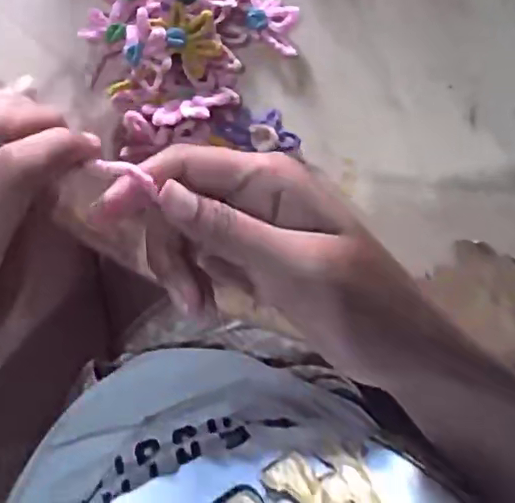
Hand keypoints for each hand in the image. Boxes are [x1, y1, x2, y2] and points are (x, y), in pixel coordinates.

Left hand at [0, 90, 96, 435]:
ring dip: (11, 108)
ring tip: (45, 124)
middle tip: (72, 134)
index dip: (56, 146)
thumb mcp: (16, 330)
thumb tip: (75, 187)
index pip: (8, 173)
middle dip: (39, 118)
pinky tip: (10, 123)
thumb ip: (49, 258)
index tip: (90, 148)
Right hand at [98, 146, 478, 393]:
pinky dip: (198, 274)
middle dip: (169, 239)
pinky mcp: (251, 247)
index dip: (143, 181)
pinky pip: (205, 249)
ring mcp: (252, 217)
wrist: (407, 352)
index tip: (106, 215)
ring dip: (181, 263)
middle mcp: (254, 186)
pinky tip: (211, 303)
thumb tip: (160, 188)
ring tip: (200, 307)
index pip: (188, 161)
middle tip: (183, 296)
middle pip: (181, 193)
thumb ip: (223, 227)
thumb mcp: (290, 267)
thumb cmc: (359, 305)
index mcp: (267, 174)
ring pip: (187, 224)